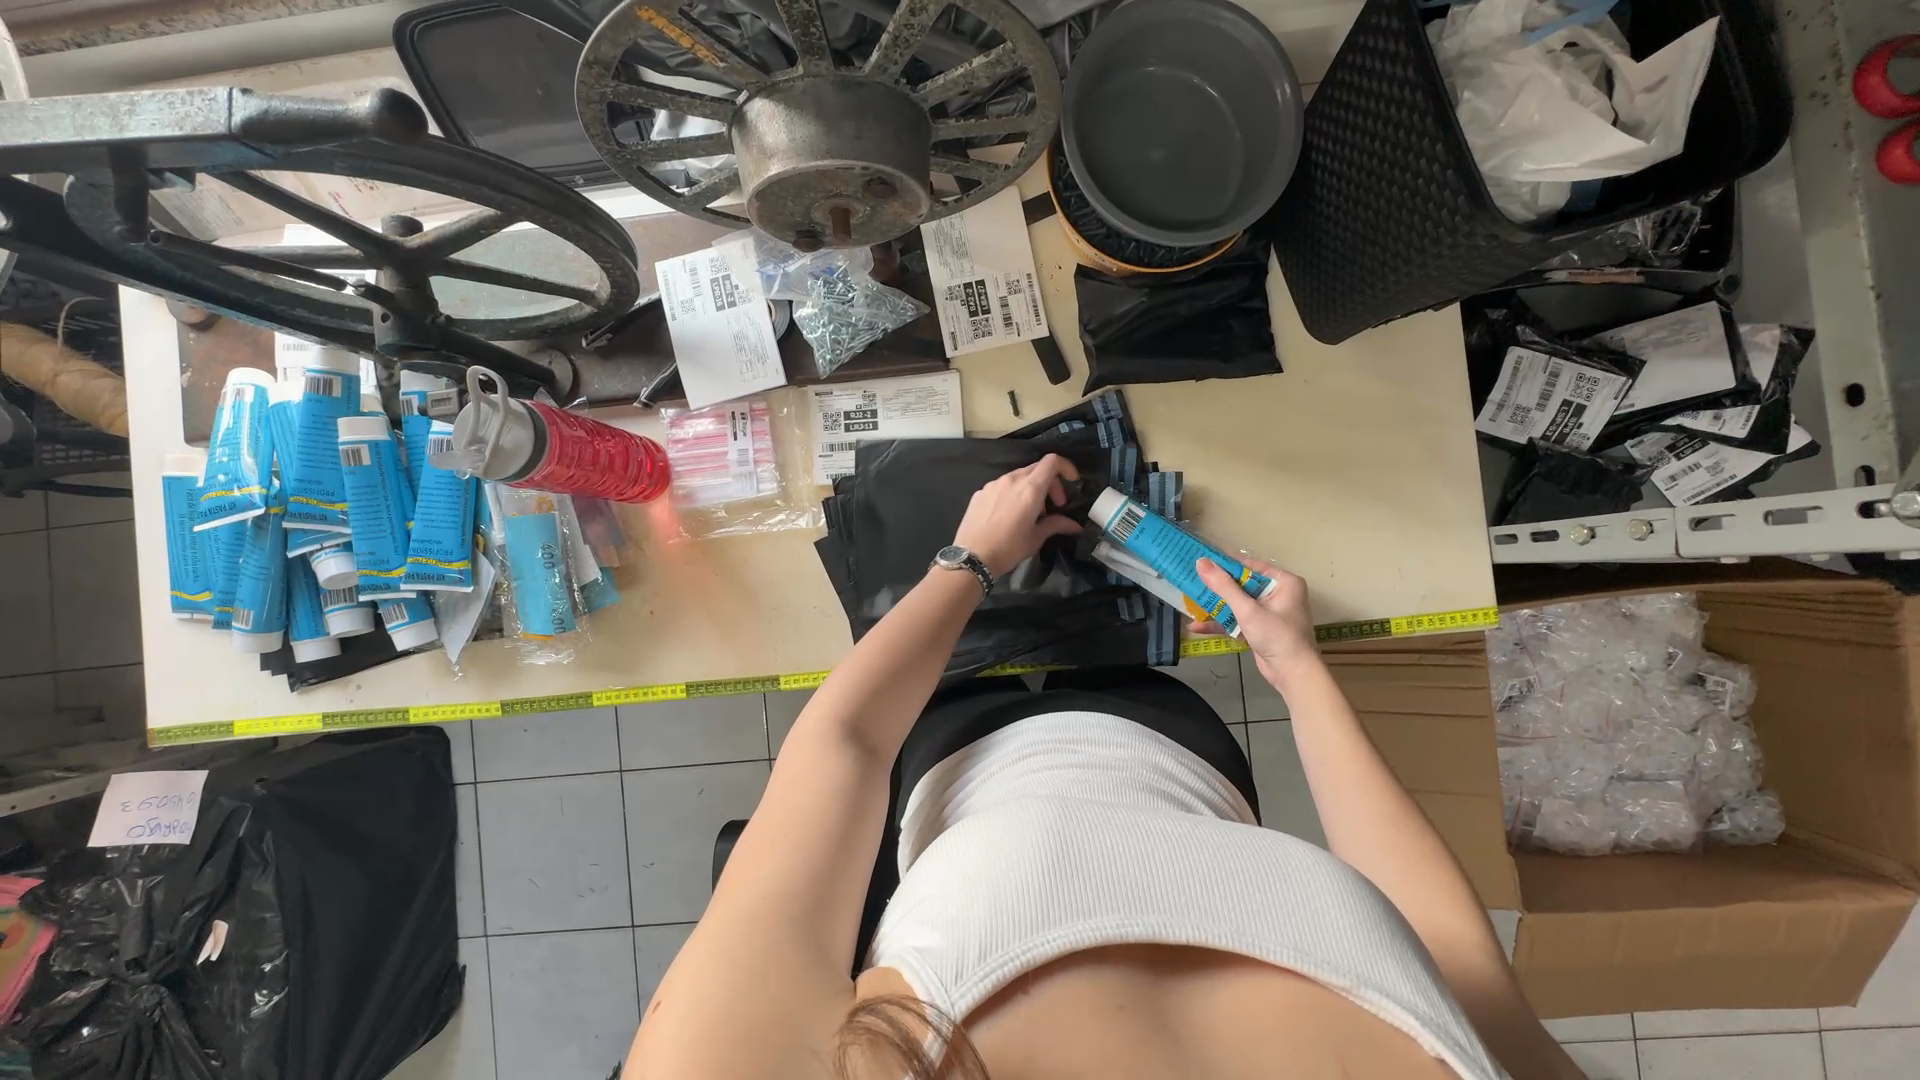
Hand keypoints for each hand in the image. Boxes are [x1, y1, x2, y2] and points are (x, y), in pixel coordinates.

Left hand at [951, 454, 1083, 577]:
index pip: (1052, 461)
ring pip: (1018, 477)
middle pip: (1036, 468)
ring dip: (1030, 488)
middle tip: (1053, 506)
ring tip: (1030, 512)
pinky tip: (1008, 515)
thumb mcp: (1036, 538)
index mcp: (1030, 488)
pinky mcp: (979, 492)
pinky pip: (1001, 486)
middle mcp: (1011, 480)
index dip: (1066, 467)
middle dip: (1050, 483)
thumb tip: (1075, 526)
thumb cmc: (1008, 548)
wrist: (971, 557)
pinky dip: (1012, 493)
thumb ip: (1057, 525)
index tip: (1071, 483)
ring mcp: (993, 484)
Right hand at [1192, 557, 1318, 689]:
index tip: (1201, 561)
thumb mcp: (1248, 610)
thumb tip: (1202, 562)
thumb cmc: (1276, 636)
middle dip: (1218, 587)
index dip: (1225, 564)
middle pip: (1242, 585)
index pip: (1250, 566)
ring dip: (1217, 606)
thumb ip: (1224, 587)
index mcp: (1283, 582)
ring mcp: (1269, 612)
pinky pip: (1239, 619)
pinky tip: (1198, 627)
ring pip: (1238, 603)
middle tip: (1192, 580)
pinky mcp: (1261, 628)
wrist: (1293, 674)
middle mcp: (1278, 594)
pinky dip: (1222, 623)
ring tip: (1190, 602)